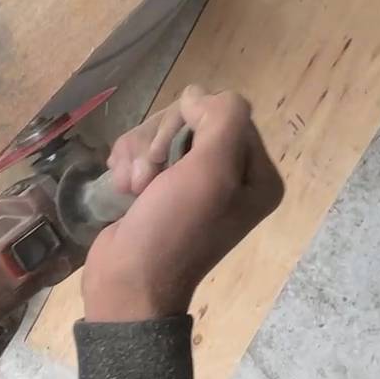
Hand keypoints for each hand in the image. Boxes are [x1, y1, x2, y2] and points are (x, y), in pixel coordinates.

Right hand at [83, 86, 282, 321]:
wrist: (128, 282)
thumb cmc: (173, 231)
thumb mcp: (211, 171)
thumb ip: (222, 118)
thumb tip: (198, 95)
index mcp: (257, 177)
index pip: (227, 114)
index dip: (192, 122)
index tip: (168, 156)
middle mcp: (230, 179)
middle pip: (192, 121)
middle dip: (160, 142)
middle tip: (146, 176)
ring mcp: (192, 186)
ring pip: (162, 134)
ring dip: (139, 154)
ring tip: (132, 187)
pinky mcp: (159, 191)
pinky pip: (143, 153)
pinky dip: (128, 164)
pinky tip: (122, 188)